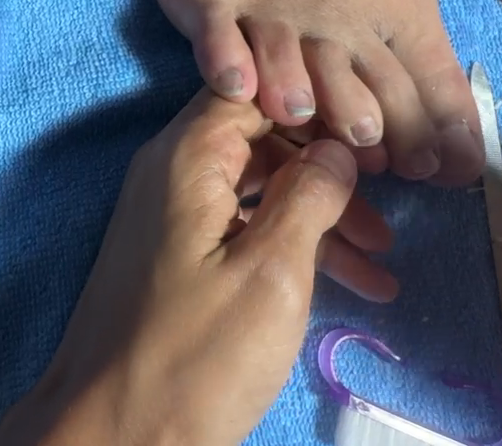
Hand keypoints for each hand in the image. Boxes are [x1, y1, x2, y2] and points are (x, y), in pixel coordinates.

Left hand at [0, 89, 395, 445]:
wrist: (114, 427)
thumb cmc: (197, 352)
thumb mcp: (270, 273)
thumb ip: (308, 197)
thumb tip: (337, 147)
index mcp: (189, 153)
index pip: (256, 90)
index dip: (316, 105)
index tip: (372, 136)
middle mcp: (174, 164)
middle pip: (261, 135)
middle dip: (326, 167)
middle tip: (388, 204)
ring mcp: (172, 205)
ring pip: (257, 183)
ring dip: (318, 213)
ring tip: (383, 259)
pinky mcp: (177, 245)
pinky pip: (241, 221)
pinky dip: (288, 241)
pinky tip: (351, 283)